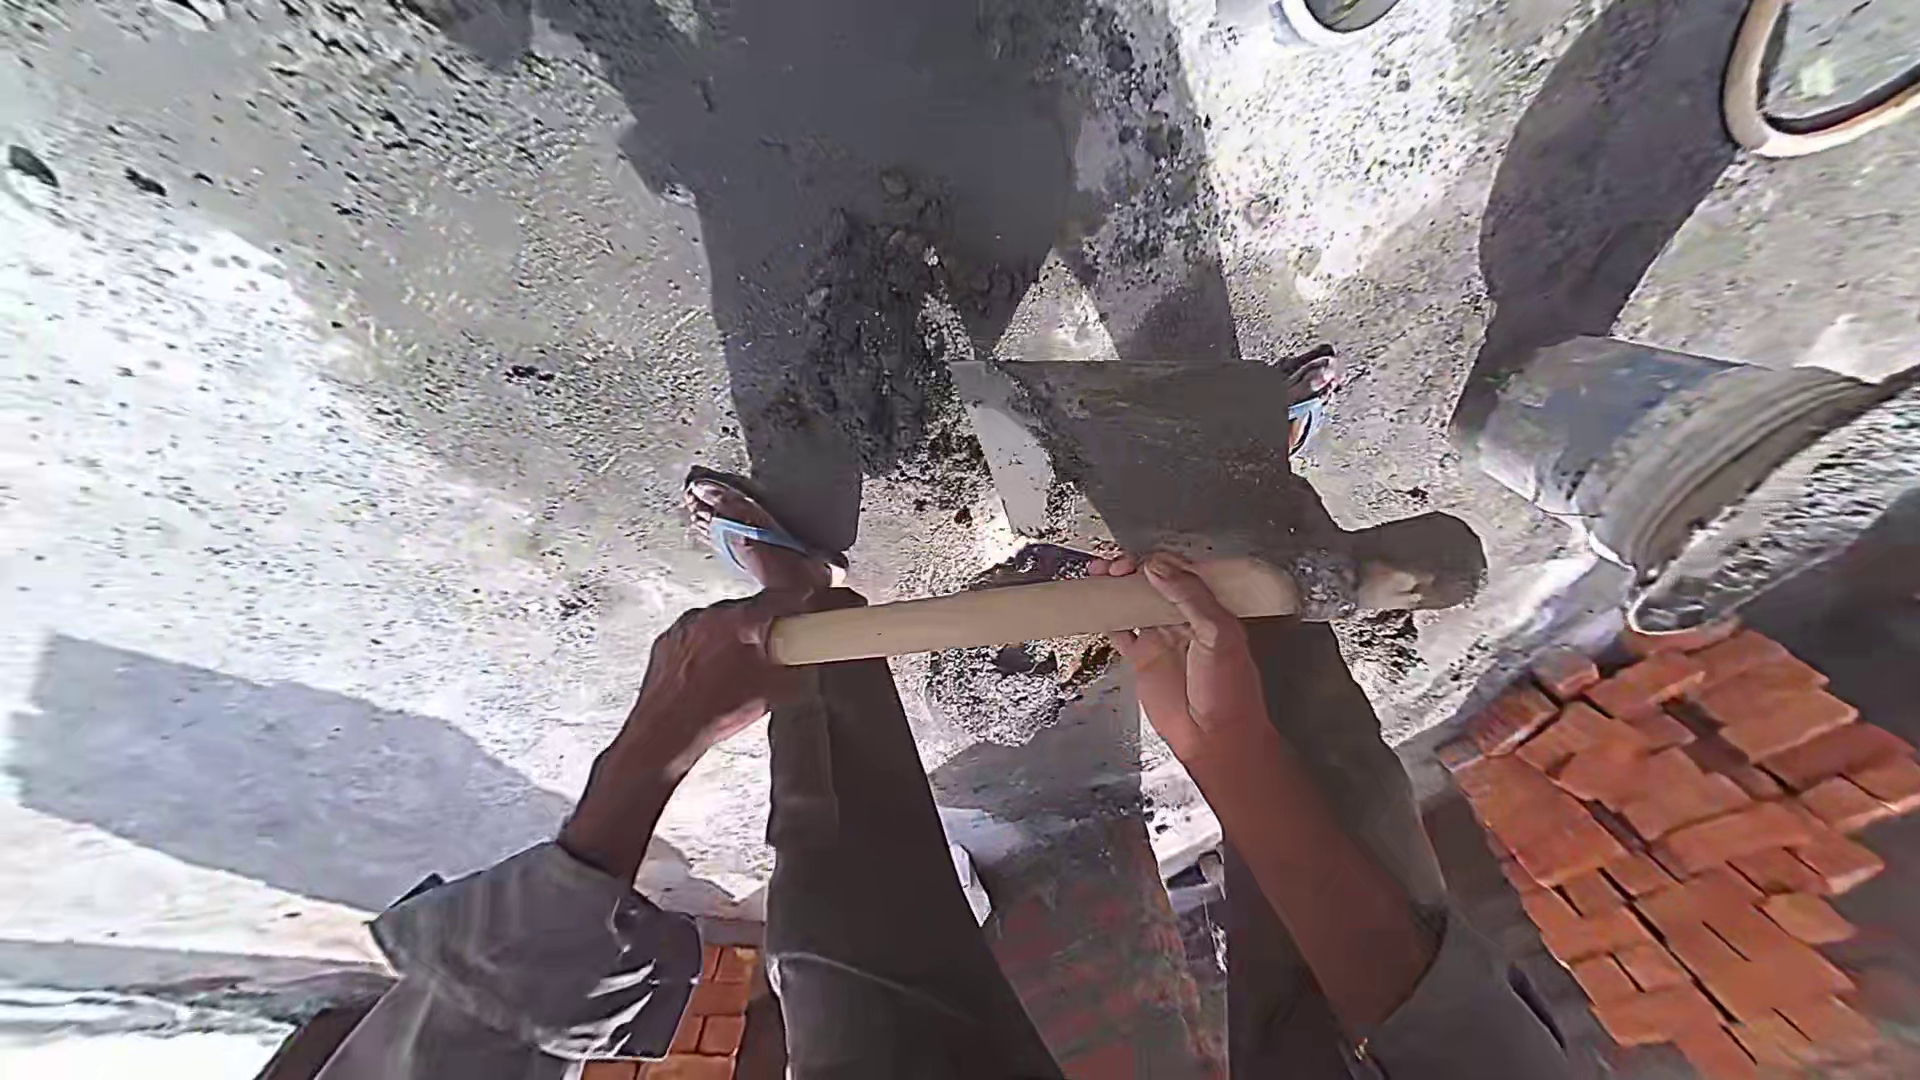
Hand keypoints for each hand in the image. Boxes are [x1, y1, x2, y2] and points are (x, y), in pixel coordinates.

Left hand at [619, 589, 822, 779]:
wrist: (666, 736)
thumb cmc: (714, 713)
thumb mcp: (775, 691)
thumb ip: (798, 668)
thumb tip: (809, 661)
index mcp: (739, 621)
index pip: (776, 598)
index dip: (795, 601)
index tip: (802, 603)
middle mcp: (710, 616)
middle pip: (747, 609)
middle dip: (761, 624)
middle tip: (771, 645)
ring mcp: (684, 627)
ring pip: (720, 621)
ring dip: (733, 635)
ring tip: (738, 666)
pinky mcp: (667, 642)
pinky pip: (696, 635)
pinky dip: (708, 647)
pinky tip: (713, 672)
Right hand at [1092, 552, 1271, 765]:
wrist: (1214, 738)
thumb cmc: (1230, 691)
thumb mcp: (1219, 635)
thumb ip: (1190, 598)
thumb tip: (1157, 567)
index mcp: (1209, 608)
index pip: (1180, 572)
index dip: (1157, 562)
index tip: (1140, 563)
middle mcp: (1183, 619)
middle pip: (1151, 582)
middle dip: (1131, 569)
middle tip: (1115, 568)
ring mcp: (1160, 637)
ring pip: (1132, 601)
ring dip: (1115, 587)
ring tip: (1099, 576)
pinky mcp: (1141, 657)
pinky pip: (1119, 630)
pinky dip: (1105, 616)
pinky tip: (1095, 606)